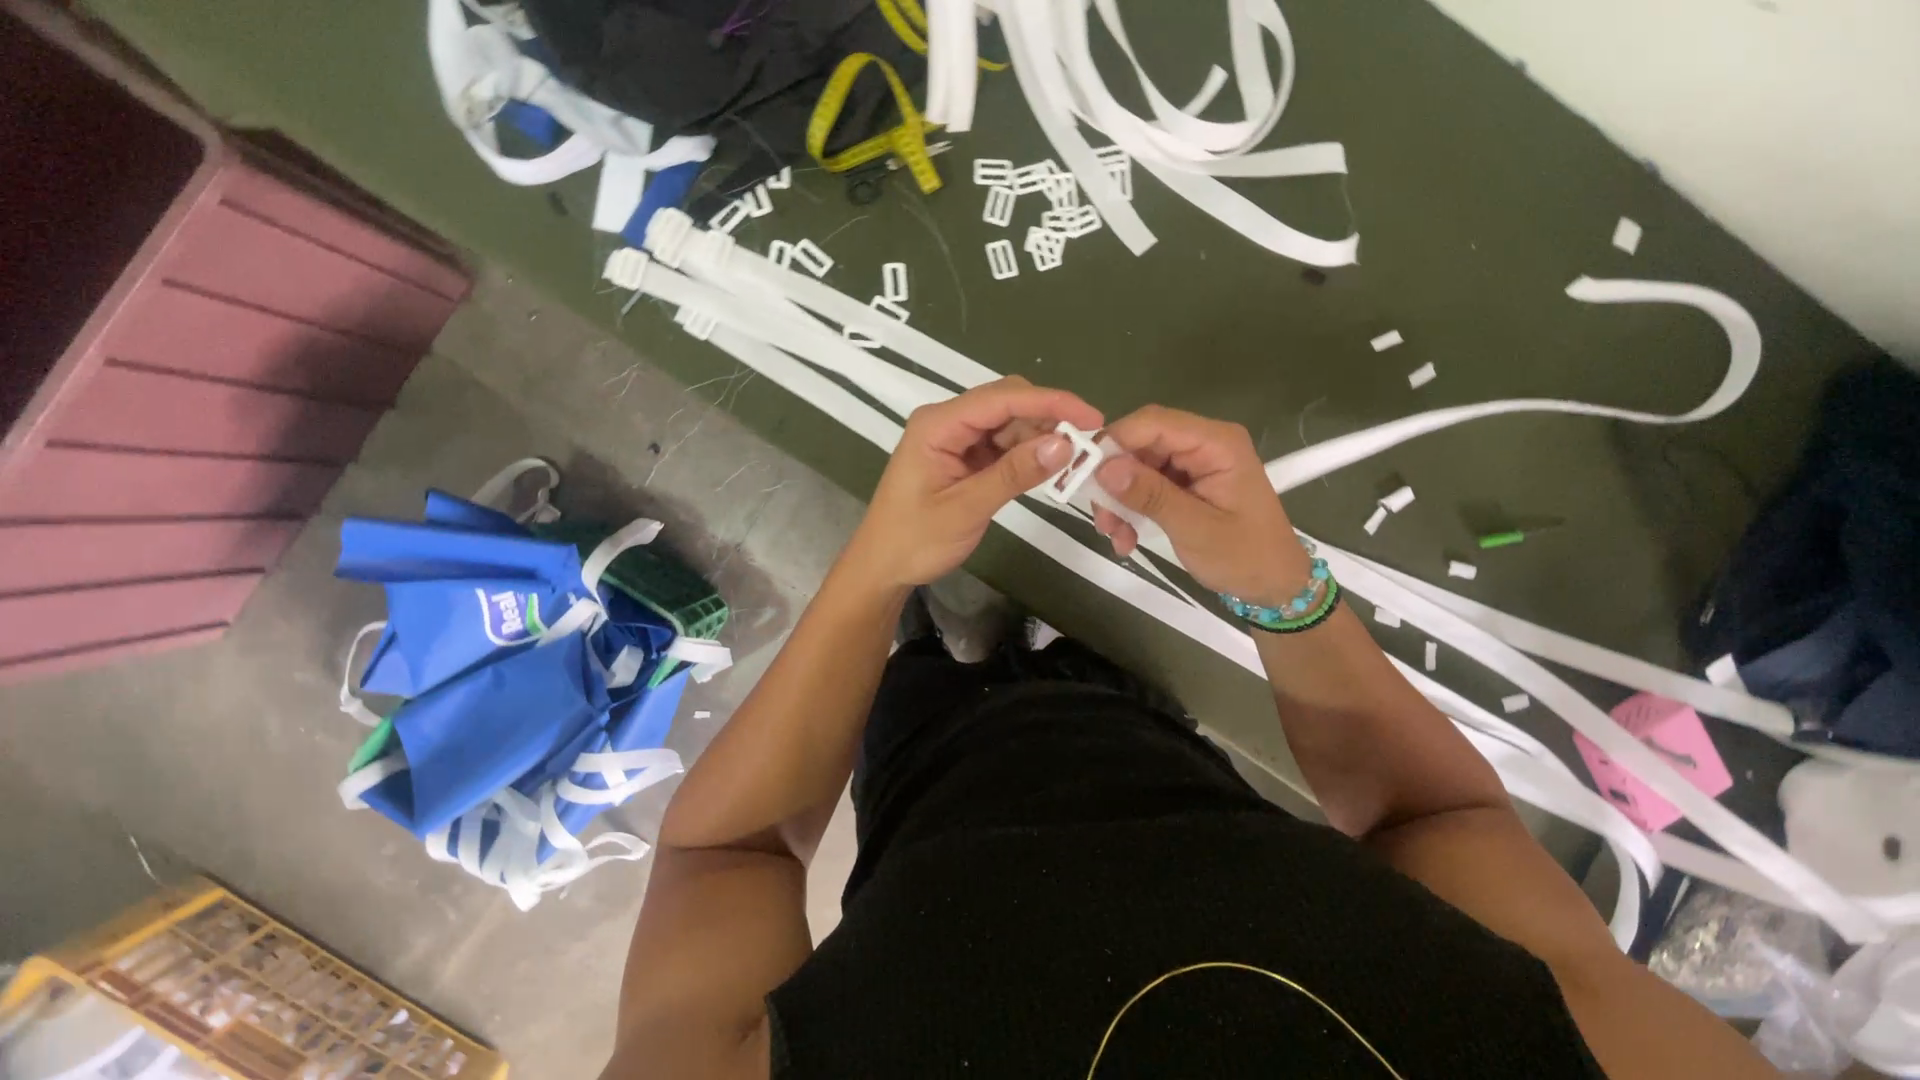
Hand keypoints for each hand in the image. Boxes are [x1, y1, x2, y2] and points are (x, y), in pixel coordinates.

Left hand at [849, 377, 1102, 587]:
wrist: (881, 567)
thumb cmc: (914, 540)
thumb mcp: (966, 508)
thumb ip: (1013, 474)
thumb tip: (1065, 444)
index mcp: (938, 424)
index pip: (1002, 398)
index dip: (1051, 403)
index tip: (1092, 418)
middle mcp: (947, 422)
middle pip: (1008, 402)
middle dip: (1049, 418)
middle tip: (1089, 444)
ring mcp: (955, 439)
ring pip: (1009, 423)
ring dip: (1041, 437)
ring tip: (1075, 461)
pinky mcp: (963, 457)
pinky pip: (1002, 444)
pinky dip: (1027, 454)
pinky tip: (1049, 467)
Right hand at [1092, 405, 1309, 603]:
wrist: (1275, 586)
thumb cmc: (1246, 557)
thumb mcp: (1196, 529)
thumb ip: (1151, 496)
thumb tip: (1104, 469)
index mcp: (1216, 443)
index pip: (1153, 423)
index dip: (1114, 442)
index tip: (1084, 475)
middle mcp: (1204, 443)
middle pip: (1141, 442)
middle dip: (1113, 477)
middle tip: (1100, 516)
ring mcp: (1195, 462)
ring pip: (1137, 465)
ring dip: (1119, 499)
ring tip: (1115, 534)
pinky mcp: (1186, 482)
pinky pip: (1146, 483)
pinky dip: (1131, 508)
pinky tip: (1127, 536)